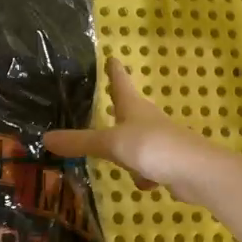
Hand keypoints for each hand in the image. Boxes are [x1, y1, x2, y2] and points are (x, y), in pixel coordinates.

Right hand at [44, 58, 235, 204]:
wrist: (197, 173)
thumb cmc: (152, 146)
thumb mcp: (111, 143)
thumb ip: (80, 142)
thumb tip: (45, 138)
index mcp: (133, 106)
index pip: (120, 81)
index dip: (114, 70)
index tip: (112, 57)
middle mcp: (147, 119)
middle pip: (129, 110)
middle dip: (118, 108)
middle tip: (108, 102)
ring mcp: (160, 141)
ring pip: (137, 141)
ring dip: (129, 149)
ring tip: (118, 158)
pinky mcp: (168, 163)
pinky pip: (147, 165)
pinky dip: (144, 174)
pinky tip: (144, 183)